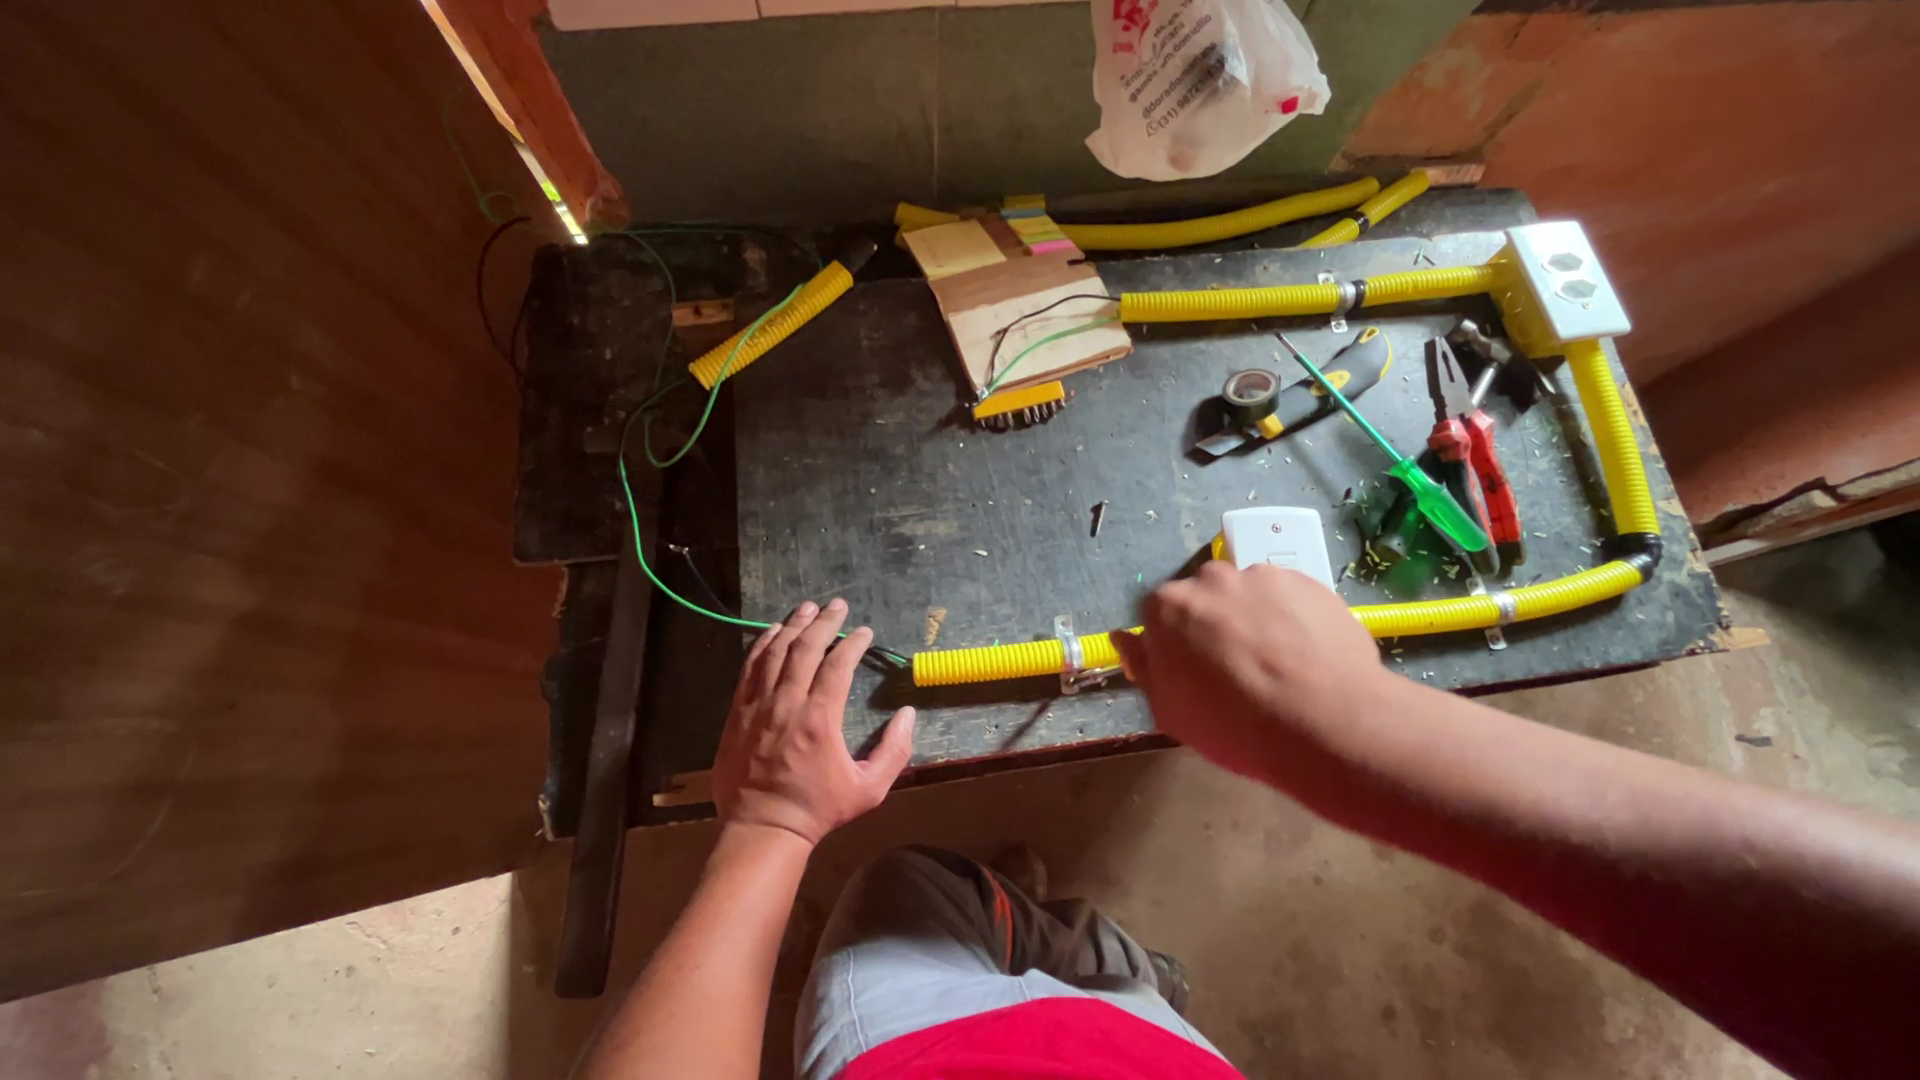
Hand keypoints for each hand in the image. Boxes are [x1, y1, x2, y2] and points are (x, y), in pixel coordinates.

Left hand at [713, 598, 915, 846]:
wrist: (763, 829)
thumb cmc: (818, 809)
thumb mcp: (869, 788)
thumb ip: (894, 751)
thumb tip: (907, 714)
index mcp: (819, 719)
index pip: (838, 665)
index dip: (853, 643)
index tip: (865, 632)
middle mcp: (787, 704)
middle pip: (805, 649)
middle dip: (824, 622)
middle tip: (837, 605)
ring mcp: (758, 706)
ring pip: (775, 653)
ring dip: (793, 626)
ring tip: (807, 608)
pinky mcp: (738, 713)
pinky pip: (749, 669)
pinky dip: (762, 645)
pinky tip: (773, 632)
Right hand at [1111, 562, 1384, 785]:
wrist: (1327, 726)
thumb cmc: (1235, 726)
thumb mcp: (1169, 711)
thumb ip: (1144, 667)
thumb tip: (1126, 637)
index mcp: (1167, 607)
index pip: (1160, 615)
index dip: (1177, 643)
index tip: (1195, 670)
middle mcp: (1210, 578)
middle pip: (1204, 597)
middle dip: (1214, 623)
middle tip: (1237, 667)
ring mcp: (1262, 575)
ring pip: (1249, 594)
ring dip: (1255, 617)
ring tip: (1279, 662)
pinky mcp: (1308, 581)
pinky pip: (1289, 596)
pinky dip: (1292, 617)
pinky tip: (1306, 654)